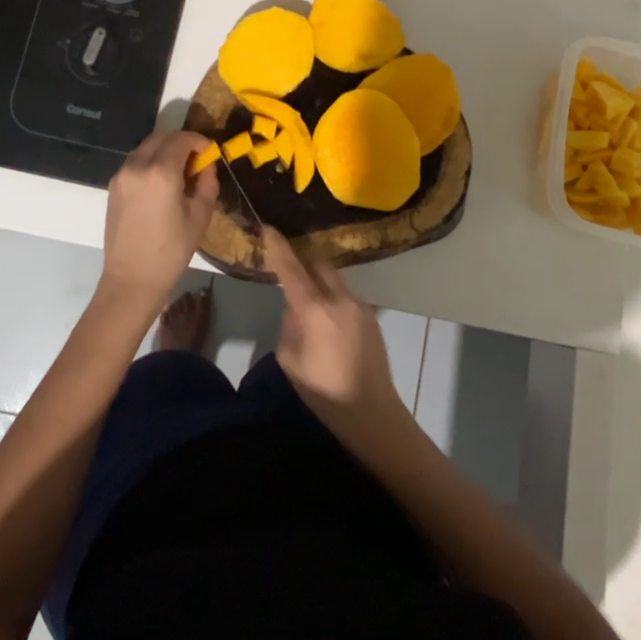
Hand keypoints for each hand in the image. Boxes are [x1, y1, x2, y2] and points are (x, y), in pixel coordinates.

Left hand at [100, 129, 218, 310]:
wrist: (132, 278)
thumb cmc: (171, 251)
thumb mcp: (200, 216)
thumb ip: (207, 183)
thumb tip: (206, 166)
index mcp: (161, 172)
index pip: (181, 140)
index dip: (198, 141)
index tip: (209, 151)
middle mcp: (137, 166)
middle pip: (160, 137)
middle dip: (180, 142)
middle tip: (196, 159)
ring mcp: (121, 175)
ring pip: (145, 148)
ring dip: (164, 151)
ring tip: (180, 172)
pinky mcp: (113, 187)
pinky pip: (135, 163)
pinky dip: (151, 162)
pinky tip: (162, 183)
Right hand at [264, 228, 407, 430]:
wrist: (370, 410)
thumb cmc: (323, 390)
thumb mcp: (290, 359)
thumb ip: (289, 324)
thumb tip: (295, 307)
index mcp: (316, 310)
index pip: (292, 270)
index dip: (278, 248)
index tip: (269, 228)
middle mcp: (341, 299)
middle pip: (319, 265)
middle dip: (304, 264)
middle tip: (290, 272)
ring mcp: (360, 306)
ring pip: (334, 282)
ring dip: (320, 286)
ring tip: (310, 309)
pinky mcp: (371, 317)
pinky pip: (346, 298)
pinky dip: (333, 301)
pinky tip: (329, 326)